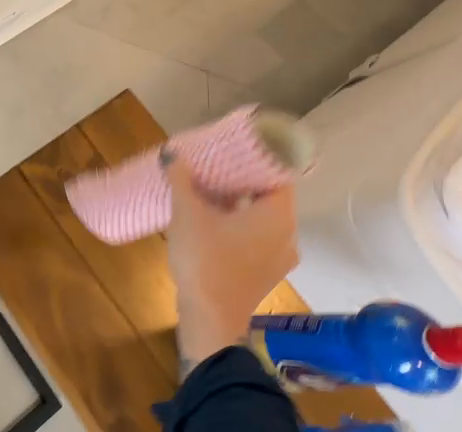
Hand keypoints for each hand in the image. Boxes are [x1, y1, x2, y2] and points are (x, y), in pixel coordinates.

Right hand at [164, 153, 298, 366]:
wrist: (211, 316)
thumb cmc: (205, 258)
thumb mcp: (187, 212)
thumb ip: (182, 179)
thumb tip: (173, 153)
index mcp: (277, 215)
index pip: (279, 174)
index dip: (259, 157)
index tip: (235, 146)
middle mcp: (288, 234)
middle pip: (271, 195)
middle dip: (243, 178)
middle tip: (214, 162)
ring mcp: (281, 256)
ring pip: (265, 217)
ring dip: (241, 201)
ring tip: (209, 188)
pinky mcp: (267, 270)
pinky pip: (260, 235)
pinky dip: (242, 222)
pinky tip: (213, 219)